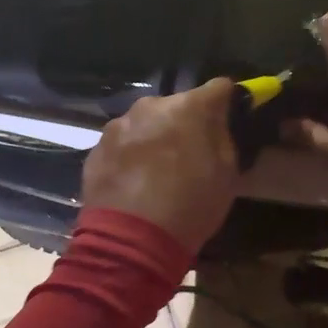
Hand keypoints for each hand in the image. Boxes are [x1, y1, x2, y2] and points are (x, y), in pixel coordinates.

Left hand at [82, 79, 238, 252]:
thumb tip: (219, 120)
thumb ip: (224, 137)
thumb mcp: (226, 175)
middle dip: (186, 123)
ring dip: (156, 137)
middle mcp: (151, 105)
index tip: (229, 119)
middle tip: (191, 153)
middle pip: (178, 105)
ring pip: (147, 122)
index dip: (228, 102)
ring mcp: (119, 124)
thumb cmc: (189, 207)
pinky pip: (124, 142)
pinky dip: (131, 153)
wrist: (129, 240)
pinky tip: (134, 180)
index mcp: (188, 107)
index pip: (219, 88)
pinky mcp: (98, 146)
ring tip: (158, 170)